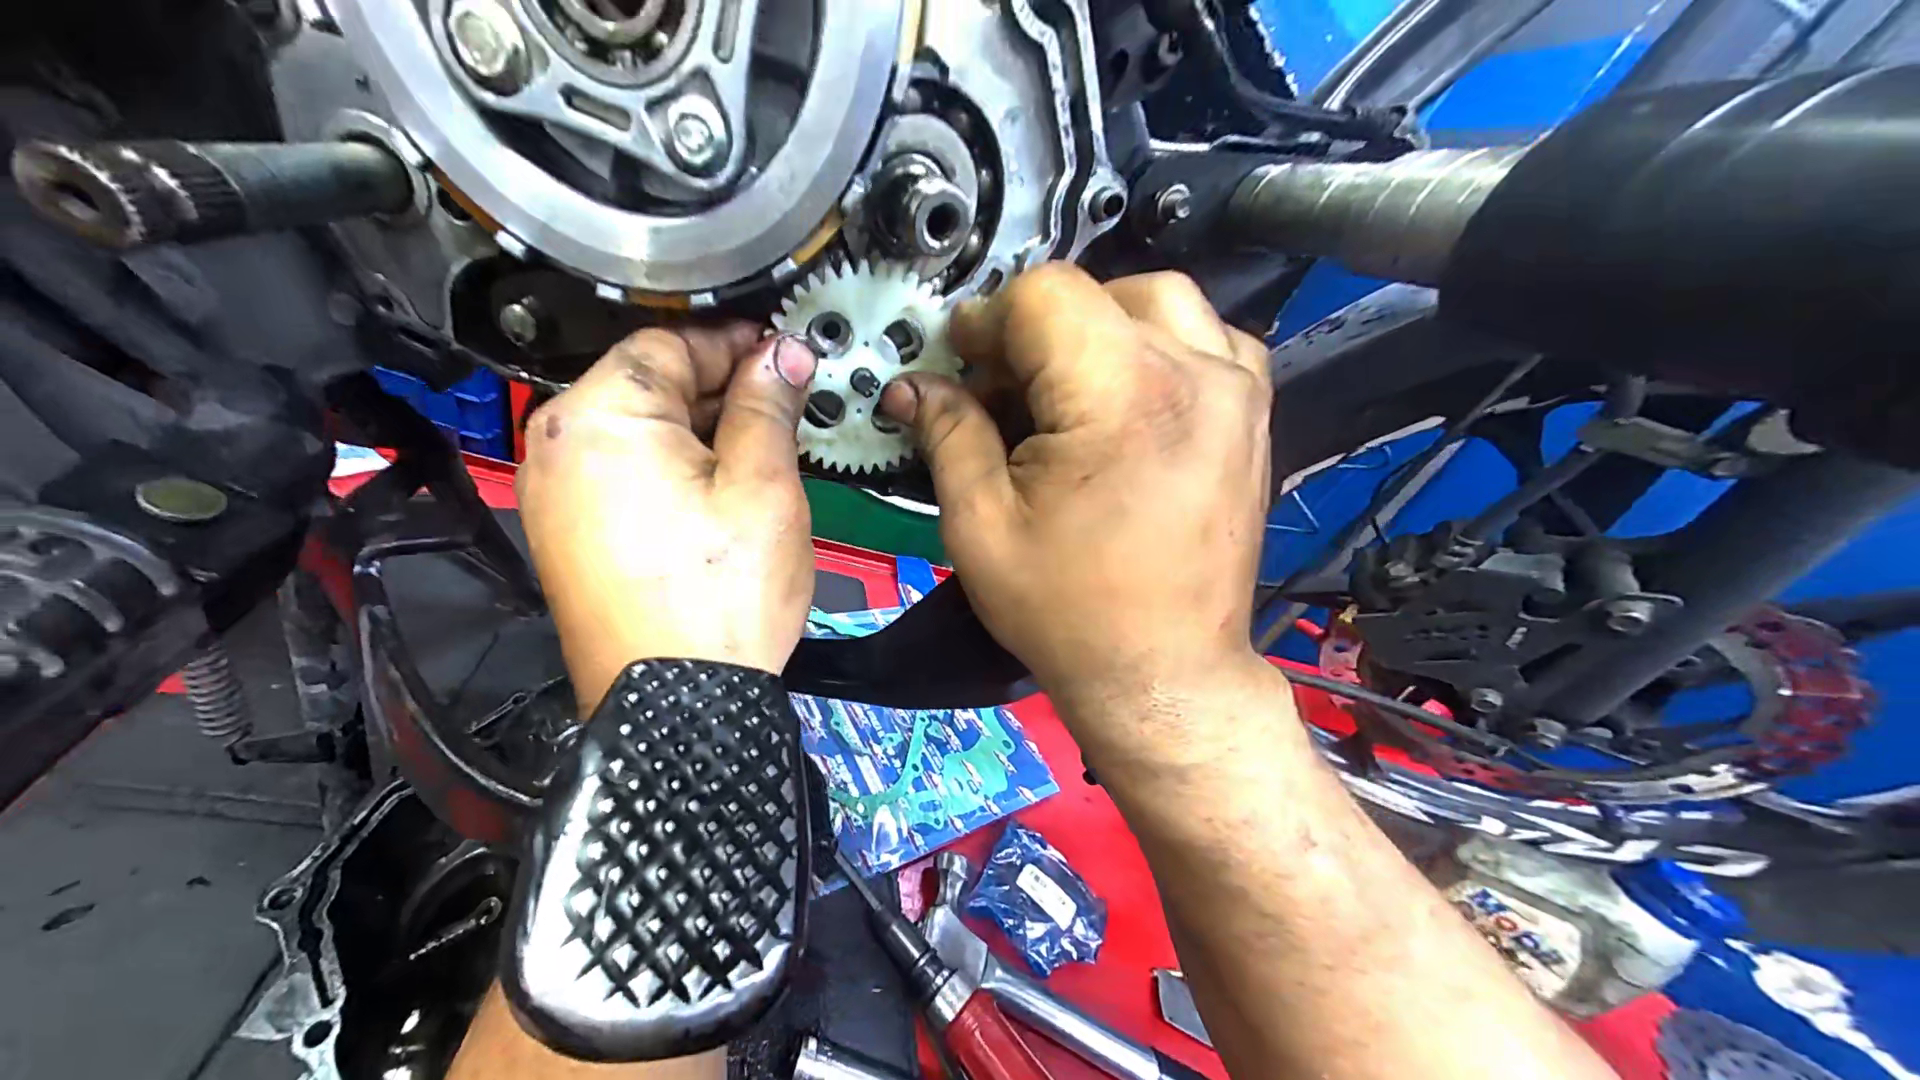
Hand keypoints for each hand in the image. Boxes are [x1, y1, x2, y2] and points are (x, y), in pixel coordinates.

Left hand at [516, 325, 819, 707]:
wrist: (680, 701)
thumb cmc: (724, 595)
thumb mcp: (763, 485)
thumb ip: (768, 406)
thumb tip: (783, 355)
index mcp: (599, 420)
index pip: (670, 344)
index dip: (735, 343)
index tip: (782, 354)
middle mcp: (559, 449)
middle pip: (649, 385)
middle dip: (721, 387)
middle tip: (783, 404)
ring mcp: (558, 496)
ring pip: (640, 431)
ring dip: (702, 428)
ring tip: (761, 448)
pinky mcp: (571, 534)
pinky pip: (627, 472)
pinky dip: (676, 465)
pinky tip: (723, 487)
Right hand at [878, 266, 1275, 750]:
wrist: (1165, 674)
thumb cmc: (1069, 614)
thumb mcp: (982, 528)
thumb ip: (947, 438)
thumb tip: (913, 388)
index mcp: (1121, 396)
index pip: (1044, 296)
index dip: (987, 321)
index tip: (962, 364)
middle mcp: (1193, 375)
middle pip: (1097, 291)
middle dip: (1035, 328)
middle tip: (1003, 387)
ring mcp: (1236, 392)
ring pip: (1160, 301)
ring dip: (1098, 326)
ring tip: (1064, 385)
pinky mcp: (1253, 416)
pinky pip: (1208, 341)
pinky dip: (1160, 346)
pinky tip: (1126, 395)